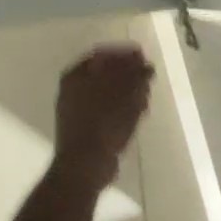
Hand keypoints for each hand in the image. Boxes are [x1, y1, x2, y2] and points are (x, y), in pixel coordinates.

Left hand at [52, 45, 153, 190]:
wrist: (85, 166)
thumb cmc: (104, 125)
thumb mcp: (126, 96)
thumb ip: (136, 76)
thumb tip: (145, 65)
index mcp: (77, 75)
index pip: (104, 54)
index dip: (125, 54)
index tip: (144, 58)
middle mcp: (73, 89)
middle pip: (106, 73)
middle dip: (129, 75)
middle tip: (147, 78)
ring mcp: (77, 109)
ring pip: (107, 92)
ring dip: (128, 92)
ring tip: (146, 96)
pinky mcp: (85, 127)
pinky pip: (106, 110)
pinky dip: (122, 108)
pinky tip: (138, 113)